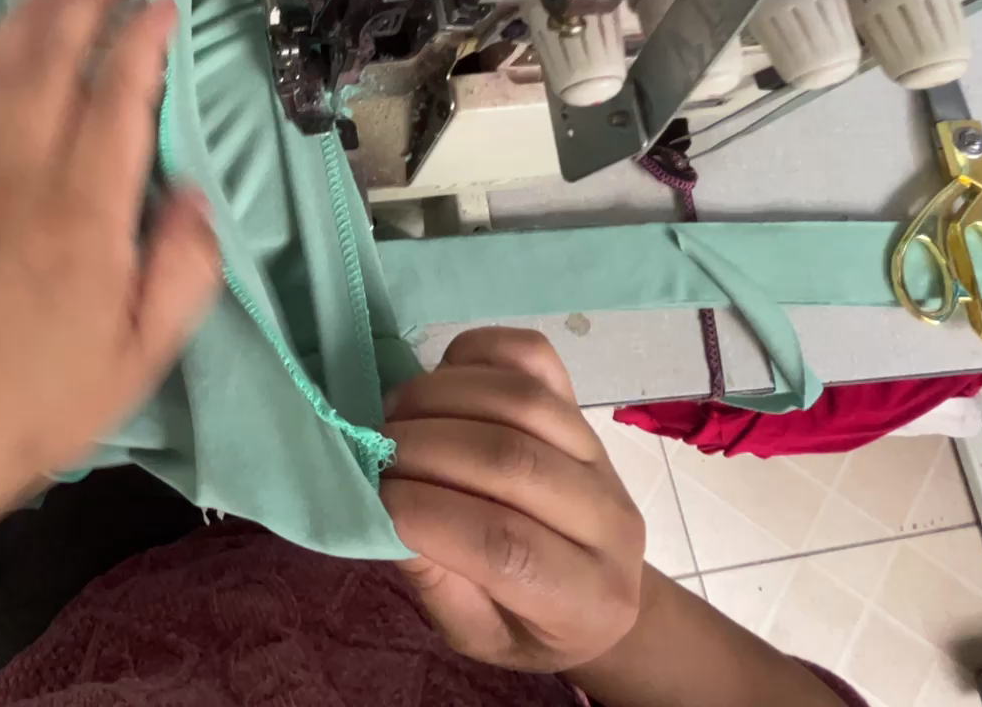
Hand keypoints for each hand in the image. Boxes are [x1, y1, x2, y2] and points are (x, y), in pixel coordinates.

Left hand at [0, 0, 220, 552]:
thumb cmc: (46, 402)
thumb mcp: (144, 354)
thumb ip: (184, 267)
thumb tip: (196, 194)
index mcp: (85, 216)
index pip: (118, 98)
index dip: (143, 40)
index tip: (164, 4)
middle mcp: (23, 178)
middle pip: (52, 63)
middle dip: (85, 5)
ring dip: (32, 16)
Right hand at [382, 328, 645, 671]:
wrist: (594, 586)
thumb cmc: (523, 617)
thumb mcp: (472, 630)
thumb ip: (431, 578)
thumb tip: (378, 503)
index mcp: (586, 597)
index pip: (506, 546)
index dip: (423, 511)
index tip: (373, 495)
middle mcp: (608, 519)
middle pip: (510, 461)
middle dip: (419, 446)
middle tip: (373, 449)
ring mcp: (598, 450)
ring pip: (520, 398)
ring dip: (437, 396)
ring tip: (395, 413)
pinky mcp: (579, 401)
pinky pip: (532, 354)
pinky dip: (476, 351)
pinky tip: (441, 375)